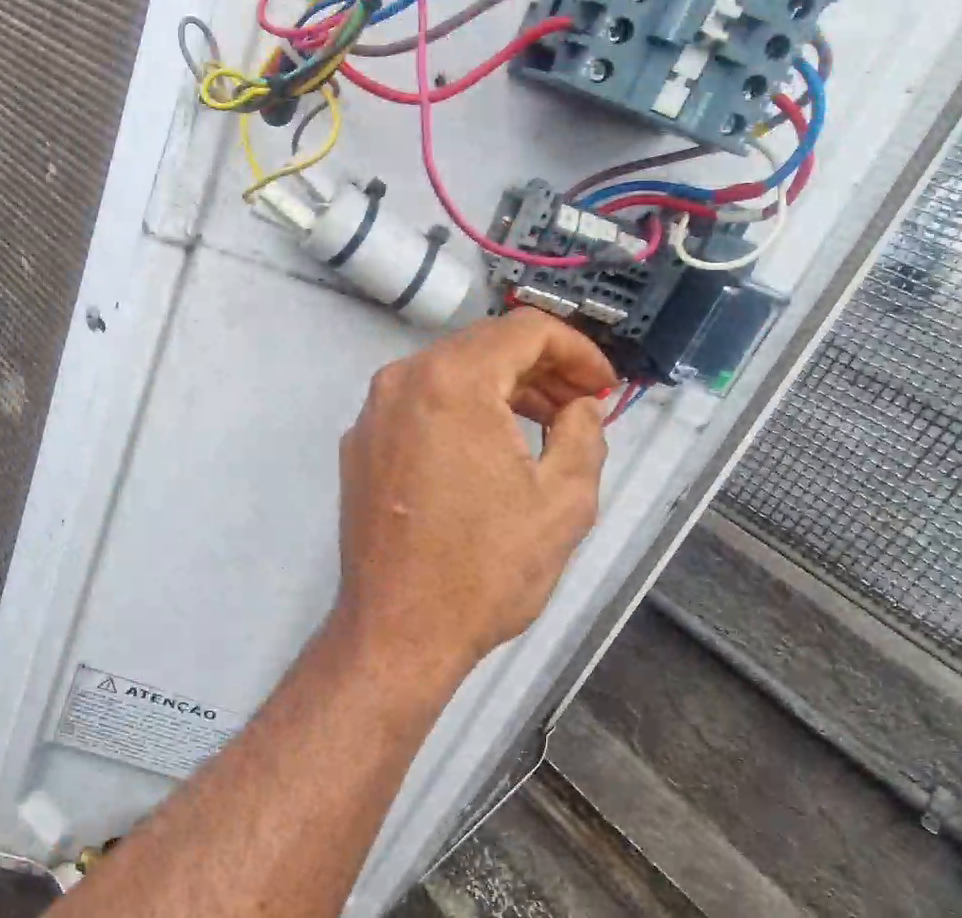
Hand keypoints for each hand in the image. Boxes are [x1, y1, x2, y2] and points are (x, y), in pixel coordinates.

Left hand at [332, 309, 615, 674]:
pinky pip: (418, 407)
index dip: (576, 349)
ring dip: (501, 389)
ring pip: (448, 375)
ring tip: (546, 426)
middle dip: (539, 368)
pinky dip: (459, 412)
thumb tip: (579, 406)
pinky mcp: (359, 446)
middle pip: (481, 347)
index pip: (523, 330)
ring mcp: (371, 415)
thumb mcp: (563, 501)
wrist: (398, 630)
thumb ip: (584, 433)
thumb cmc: (485, 569)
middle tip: (582, 404)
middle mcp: (399, 382)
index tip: (603, 385)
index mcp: (450, 382)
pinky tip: (489, 449)